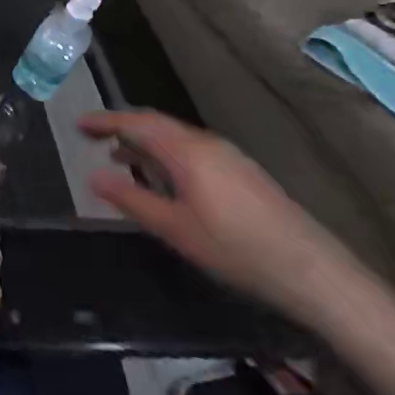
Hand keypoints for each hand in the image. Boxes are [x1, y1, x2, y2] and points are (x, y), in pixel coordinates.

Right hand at [79, 110, 353, 316]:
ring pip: (176, 138)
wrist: (315, 273)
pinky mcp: (243, 174)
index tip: (78, 124)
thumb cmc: (235, 248)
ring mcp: (230, 158)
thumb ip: (131, 199)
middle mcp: (208, 145)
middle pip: (157, 124)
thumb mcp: (174, 228)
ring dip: (145, 143)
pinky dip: (166, 154)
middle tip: (93, 135)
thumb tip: (92, 176)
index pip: (137, 124)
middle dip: (122, 127)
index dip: (105, 121)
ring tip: (119, 158)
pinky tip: (163, 178)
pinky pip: (193, 151)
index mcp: (187, 151)